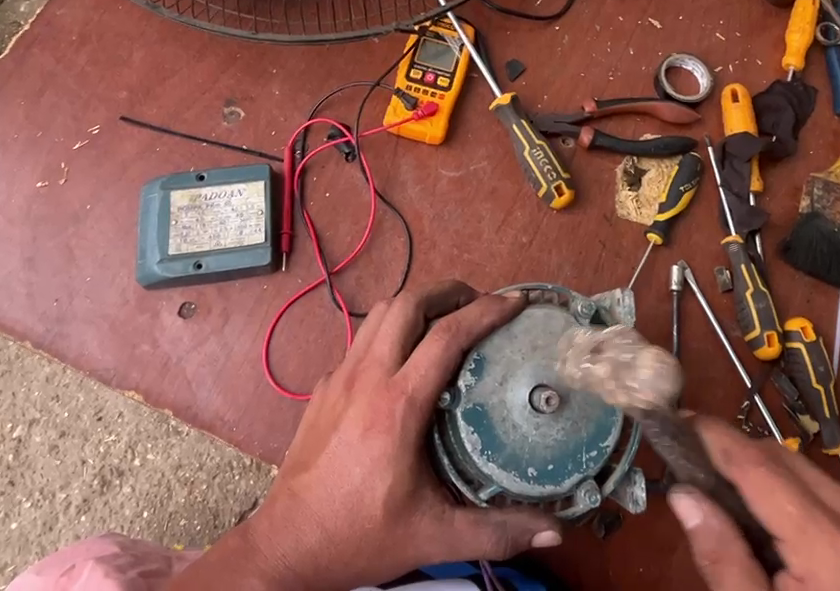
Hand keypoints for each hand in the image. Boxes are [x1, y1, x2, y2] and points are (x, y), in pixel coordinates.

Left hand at [188, 281, 561, 589]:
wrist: (286, 547)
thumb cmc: (359, 536)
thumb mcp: (433, 538)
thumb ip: (496, 532)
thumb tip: (554, 532)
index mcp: (398, 404)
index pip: (448, 335)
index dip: (486, 311)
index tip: (515, 301)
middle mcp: (367, 377)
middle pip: (408, 303)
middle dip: (448, 292)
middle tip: (479, 304)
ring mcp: (339, 377)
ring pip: (380, 313)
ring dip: (417, 304)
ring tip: (446, 319)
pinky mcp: (322, 387)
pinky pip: (361, 340)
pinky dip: (390, 331)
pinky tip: (403, 360)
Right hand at [669, 417, 839, 590]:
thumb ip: (724, 562)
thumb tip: (683, 495)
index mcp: (834, 547)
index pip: (757, 464)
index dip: (710, 436)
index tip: (670, 419)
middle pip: (780, 458)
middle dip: (730, 454)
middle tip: (685, 469)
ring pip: (801, 470)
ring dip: (757, 474)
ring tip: (720, 500)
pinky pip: (824, 493)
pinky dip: (787, 495)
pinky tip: (766, 525)